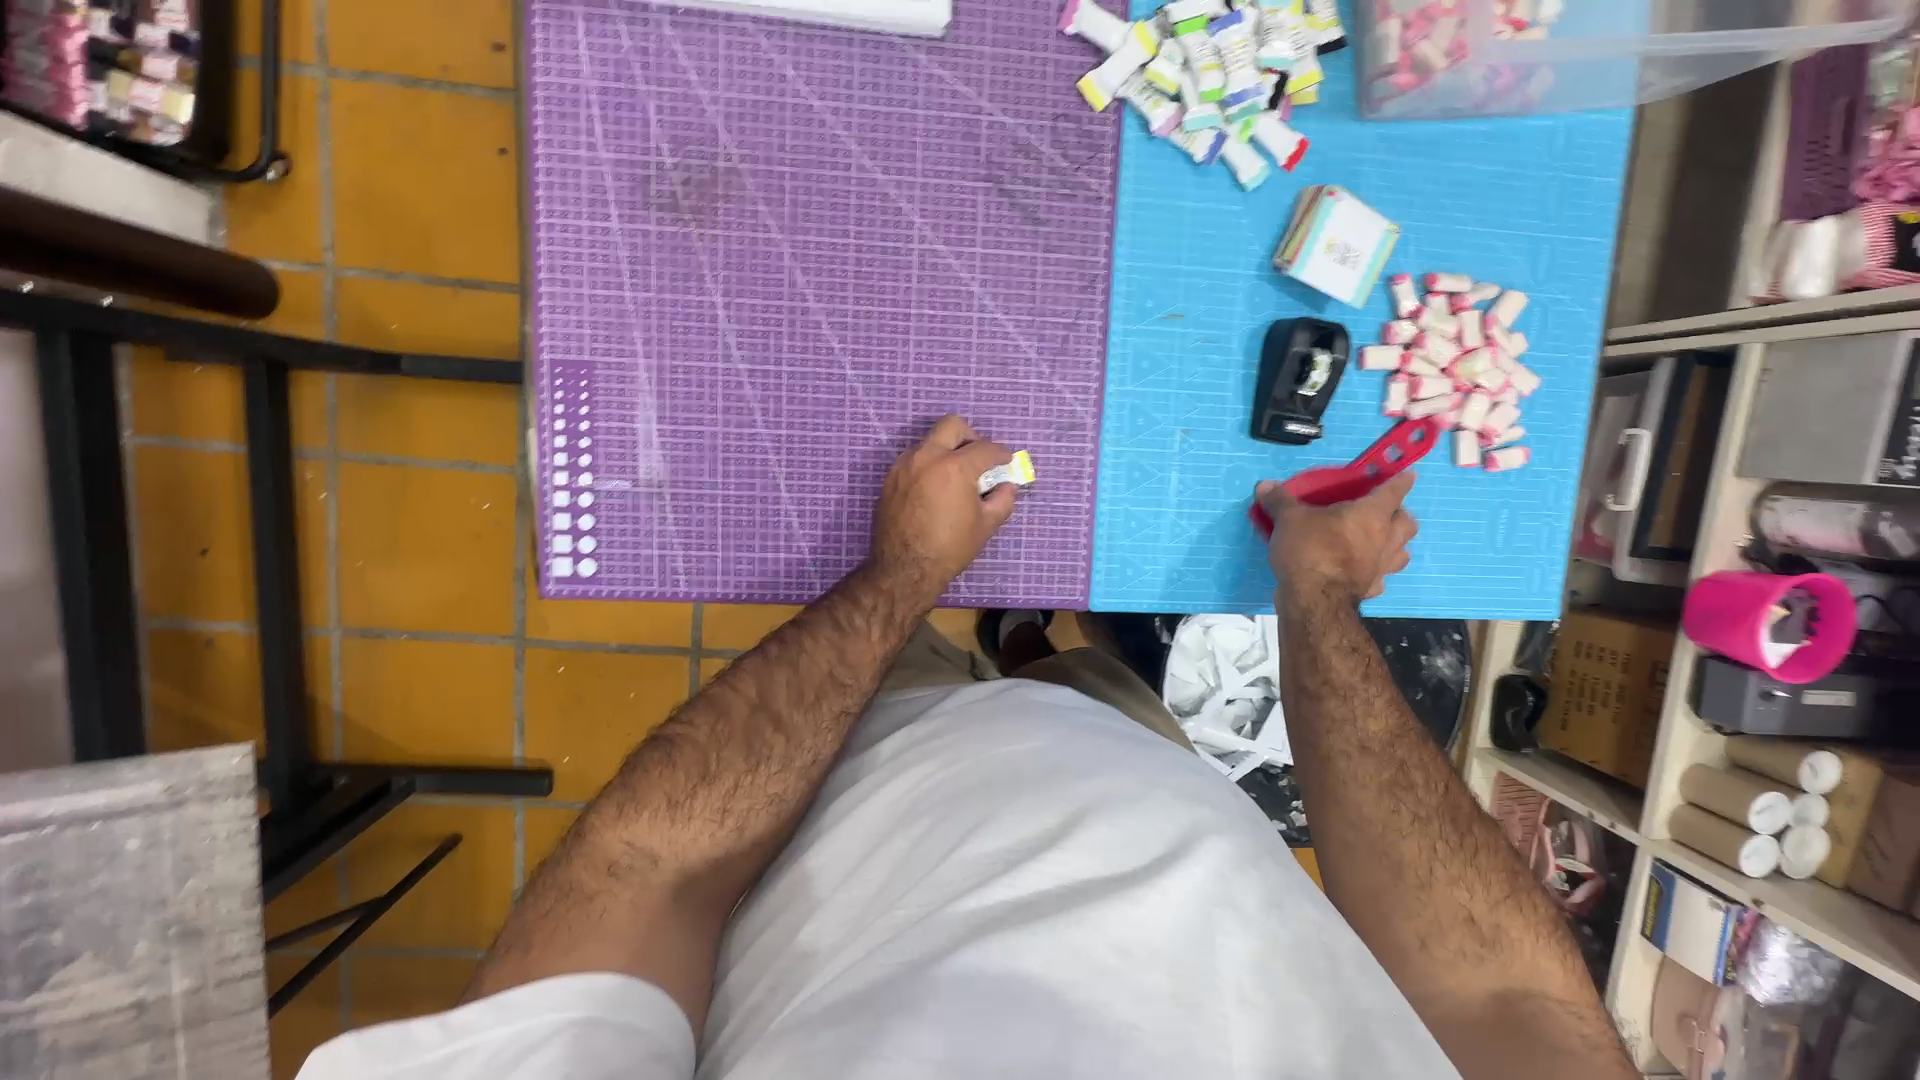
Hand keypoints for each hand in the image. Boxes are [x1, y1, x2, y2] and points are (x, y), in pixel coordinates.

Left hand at [870, 415, 1018, 603]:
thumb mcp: (985, 525)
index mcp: (955, 467)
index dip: (1001, 454)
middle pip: (952, 425)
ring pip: (930, 441)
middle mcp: (927, 457)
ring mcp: (904, 465)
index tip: (1006, 460)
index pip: (985, 448)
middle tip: (978, 457)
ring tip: (956, 475)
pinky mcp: (890, 478)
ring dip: (947, 450)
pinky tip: (935, 487)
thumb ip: (1002, 500)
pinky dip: (929, 464)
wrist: (905, 569)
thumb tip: (1007, 486)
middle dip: (971, 436)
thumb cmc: (950, 548)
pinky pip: (914, 459)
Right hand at [1255, 471, 1417, 604]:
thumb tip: (1264, 485)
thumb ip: (1280, 501)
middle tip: (1383, 513)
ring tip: (1379, 543)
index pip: (1394, 490)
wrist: (1315, 600)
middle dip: (1399, 515)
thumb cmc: (1310, 549)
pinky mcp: (1371, 589)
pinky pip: (1381, 579)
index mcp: (1371, 514)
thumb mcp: (1289, 519)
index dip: (1401, 480)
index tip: (1408, 475)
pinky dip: (1375, 574)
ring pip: (1403, 552)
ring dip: (1396, 545)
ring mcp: (1382, 567)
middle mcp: (1385, 539)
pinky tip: (1362, 573)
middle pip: (1408, 523)